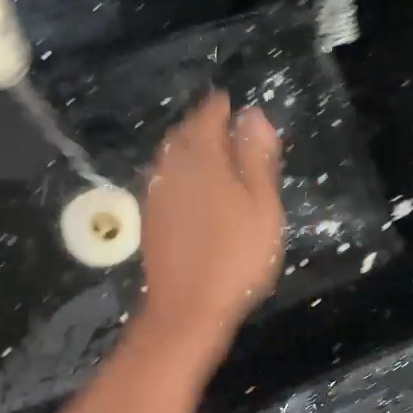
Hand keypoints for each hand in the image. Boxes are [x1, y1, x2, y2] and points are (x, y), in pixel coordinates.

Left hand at [138, 92, 285, 350]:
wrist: (187, 311)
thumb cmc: (236, 256)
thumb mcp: (261, 205)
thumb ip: (257, 157)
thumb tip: (252, 114)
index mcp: (201, 157)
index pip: (207, 116)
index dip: (220, 107)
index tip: (231, 102)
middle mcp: (171, 168)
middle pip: (184, 134)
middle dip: (202, 125)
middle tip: (222, 123)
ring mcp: (156, 196)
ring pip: (171, 159)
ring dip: (189, 149)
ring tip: (211, 153)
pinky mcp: (151, 221)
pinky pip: (165, 182)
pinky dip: (180, 175)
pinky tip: (193, 189)